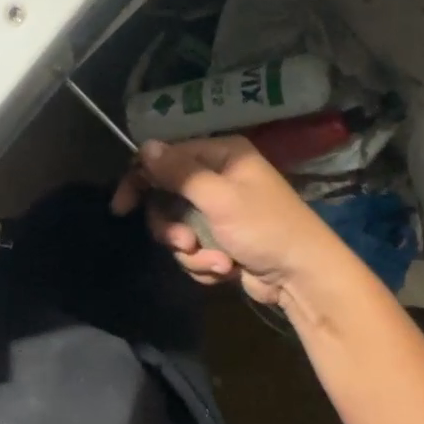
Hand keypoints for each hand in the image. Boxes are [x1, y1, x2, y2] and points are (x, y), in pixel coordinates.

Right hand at [111, 136, 342, 306]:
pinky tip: (225, 269)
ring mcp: (219, 212)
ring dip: (190, 252)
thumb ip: (180, 173)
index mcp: (222, 156)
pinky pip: (192, 251)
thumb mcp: (220, 197)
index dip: (141, 180)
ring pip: (176, 230)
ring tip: (217, 261)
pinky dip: (203, 264)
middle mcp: (219, 179)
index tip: (122, 207)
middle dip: (171, 227)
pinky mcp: (221, 241)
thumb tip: (145, 147)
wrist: (301, 276)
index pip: (165, 158)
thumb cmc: (265, 228)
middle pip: (165, 198)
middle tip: (184, 243)